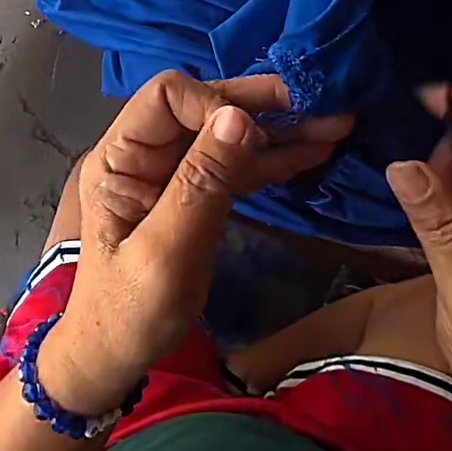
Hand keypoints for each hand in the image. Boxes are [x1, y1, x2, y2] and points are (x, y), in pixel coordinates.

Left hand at [40, 72, 353, 413]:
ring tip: (334, 124)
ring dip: (278, 128)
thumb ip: (201, 184)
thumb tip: (239, 116)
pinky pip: (237, 164)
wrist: (118, 353)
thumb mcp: (165, 252)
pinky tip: (313, 152)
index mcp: (120, 156)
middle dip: (260, 103)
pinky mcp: (196, 192)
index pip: (167, 97)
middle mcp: (145, 152)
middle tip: (318, 102)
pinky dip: (274, 158)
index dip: (214, 103)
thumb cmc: (129, 312)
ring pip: (227, 133)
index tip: (257, 130)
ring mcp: (172, 171)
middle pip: (204, 106)